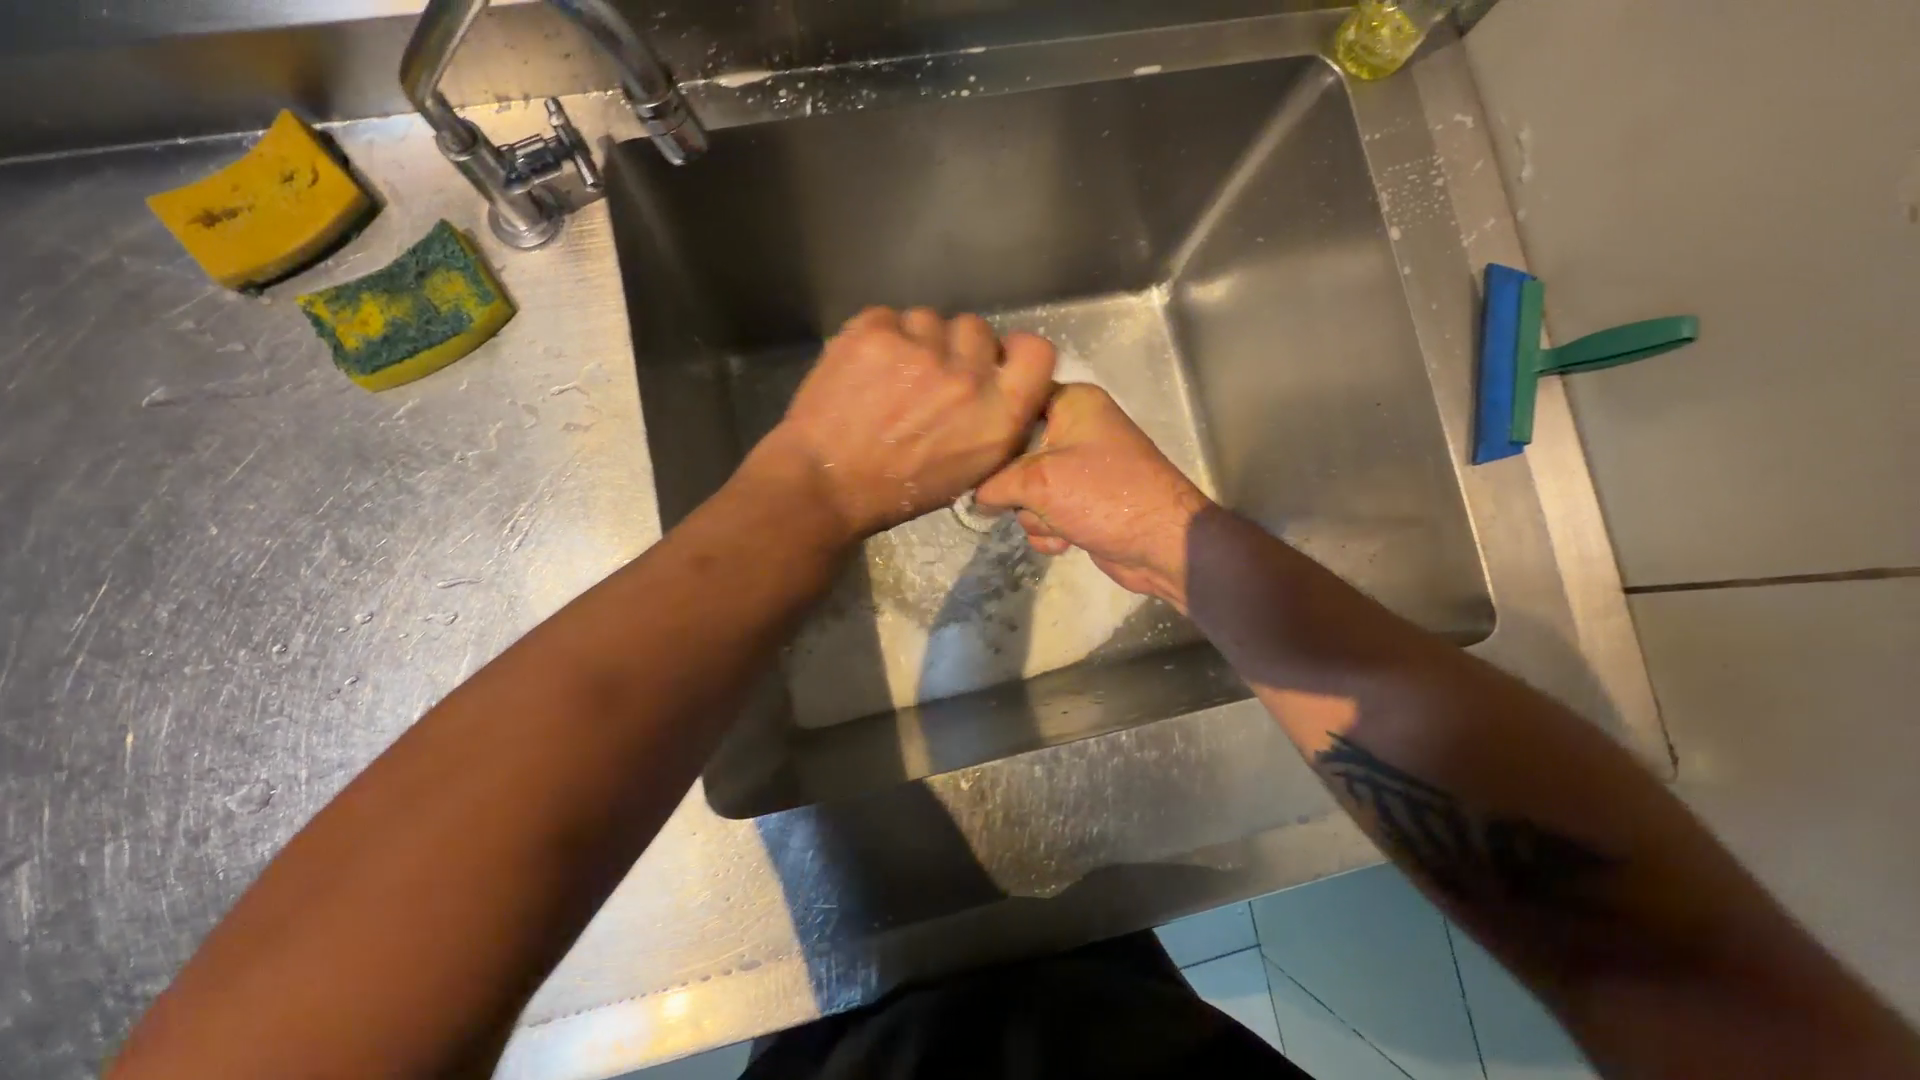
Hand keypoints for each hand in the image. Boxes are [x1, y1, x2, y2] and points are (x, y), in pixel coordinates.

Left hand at [751, 306, 1056, 539]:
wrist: (824, 485)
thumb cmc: (898, 490)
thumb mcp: (970, 470)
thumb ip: (996, 422)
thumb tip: (1001, 386)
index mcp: (999, 416)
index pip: (1037, 351)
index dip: (1014, 352)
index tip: (992, 362)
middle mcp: (967, 377)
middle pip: (978, 329)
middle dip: (956, 348)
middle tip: (927, 378)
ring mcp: (920, 350)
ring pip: (930, 319)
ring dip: (915, 341)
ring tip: (889, 377)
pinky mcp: (875, 332)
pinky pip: (888, 316)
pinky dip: (878, 337)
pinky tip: (864, 369)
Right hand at [975, 383, 1212, 610]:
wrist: (1162, 544)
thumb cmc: (1104, 495)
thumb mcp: (1038, 482)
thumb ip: (993, 483)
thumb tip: (973, 495)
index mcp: (1072, 403)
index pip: (1014, 403)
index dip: (993, 429)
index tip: (975, 453)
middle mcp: (1076, 430)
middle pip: (1015, 455)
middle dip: (1018, 489)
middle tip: (1029, 499)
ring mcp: (1079, 470)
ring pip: (1026, 492)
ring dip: (1037, 516)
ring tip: (1061, 523)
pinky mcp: (1082, 504)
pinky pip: (1044, 515)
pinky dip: (1051, 531)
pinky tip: (1068, 540)